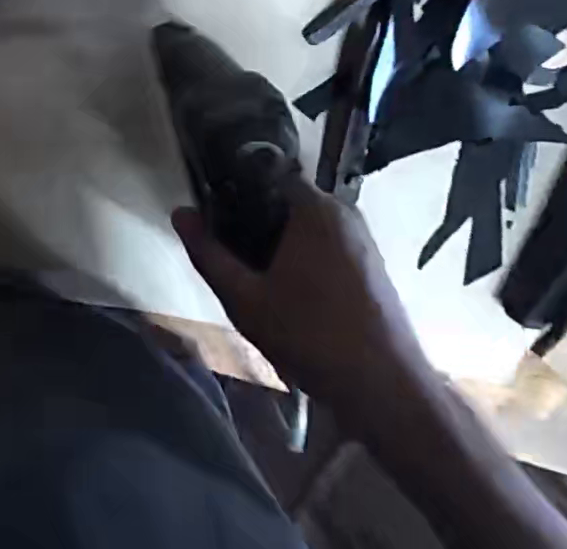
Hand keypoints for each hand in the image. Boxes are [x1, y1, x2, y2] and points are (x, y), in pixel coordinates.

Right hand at [173, 171, 433, 419]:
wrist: (386, 393)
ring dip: (275, 239)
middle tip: (227, 249)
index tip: (212, 213)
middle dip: (251, 218)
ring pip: (302, 223)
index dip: (233, 189)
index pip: (264, 173)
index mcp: (315, 208)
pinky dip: (299, 254)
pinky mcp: (370, 264)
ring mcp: (361, 239)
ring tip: (251, 271)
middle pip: (282, 199)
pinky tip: (283, 287)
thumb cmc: (311, 335)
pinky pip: (323, 242)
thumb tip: (179, 213)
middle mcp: (343, 213)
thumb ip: (208, 252)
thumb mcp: (244, 297)